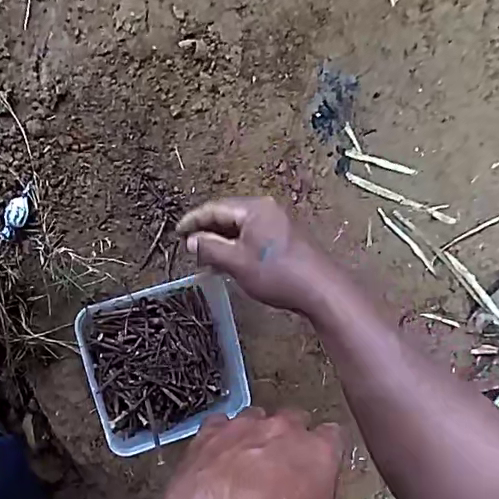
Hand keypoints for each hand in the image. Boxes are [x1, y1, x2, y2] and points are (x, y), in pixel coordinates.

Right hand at [176, 197, 345, 316]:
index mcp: (254, 208)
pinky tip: (232, 262)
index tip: (177, 233)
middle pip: (229, 215)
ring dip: (223, 241)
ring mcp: (280, 222)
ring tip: (207, 258)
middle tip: (190, 246)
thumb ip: (210, 249)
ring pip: (242, 227)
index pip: (215, 208)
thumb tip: (192, 241)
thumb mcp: (236, 262)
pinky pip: (255, 236)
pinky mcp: (287, 238)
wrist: (321, 290)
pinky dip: (238, 246)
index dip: (193, 221)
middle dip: (207, 231)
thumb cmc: (278, 274)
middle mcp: (268, 209)